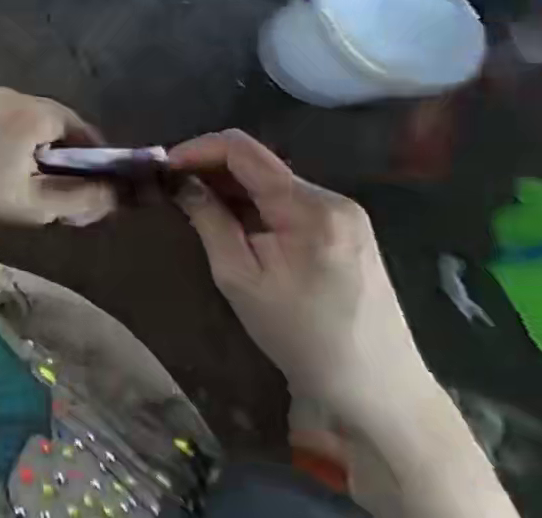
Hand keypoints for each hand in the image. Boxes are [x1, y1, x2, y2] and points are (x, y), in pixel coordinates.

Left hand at [0, 87, 117, 227]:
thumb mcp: (38, 206)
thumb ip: (86, 198)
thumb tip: (122, 194)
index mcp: (32, 111)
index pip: (84, 130)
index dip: (96, 162)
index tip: (97, 194)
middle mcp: (15, 95)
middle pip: (62, 125)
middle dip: (72, 160)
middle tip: (70, 198)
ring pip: (40, 125)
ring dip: (49, 154)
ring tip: (42, 191)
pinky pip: (18, 123)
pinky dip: (27, 145)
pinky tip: (17, 175)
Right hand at [169, 130, 431, 422]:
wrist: (377, 392)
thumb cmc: (302, 337)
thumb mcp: (239, 278)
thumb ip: (208, 219)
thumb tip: (180, 181)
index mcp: (309, 208)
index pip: (241, 149)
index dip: (196, 149)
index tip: (164, 168)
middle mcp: (332, 199)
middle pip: (256, 162)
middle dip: (209, 169)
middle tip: (173, 190)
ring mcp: (344, 214)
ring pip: (270, 180)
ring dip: (229, 188)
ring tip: (196, 208)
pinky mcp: (346, 230)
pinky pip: (287, 199)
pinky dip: (253, 203)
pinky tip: (234, 225)